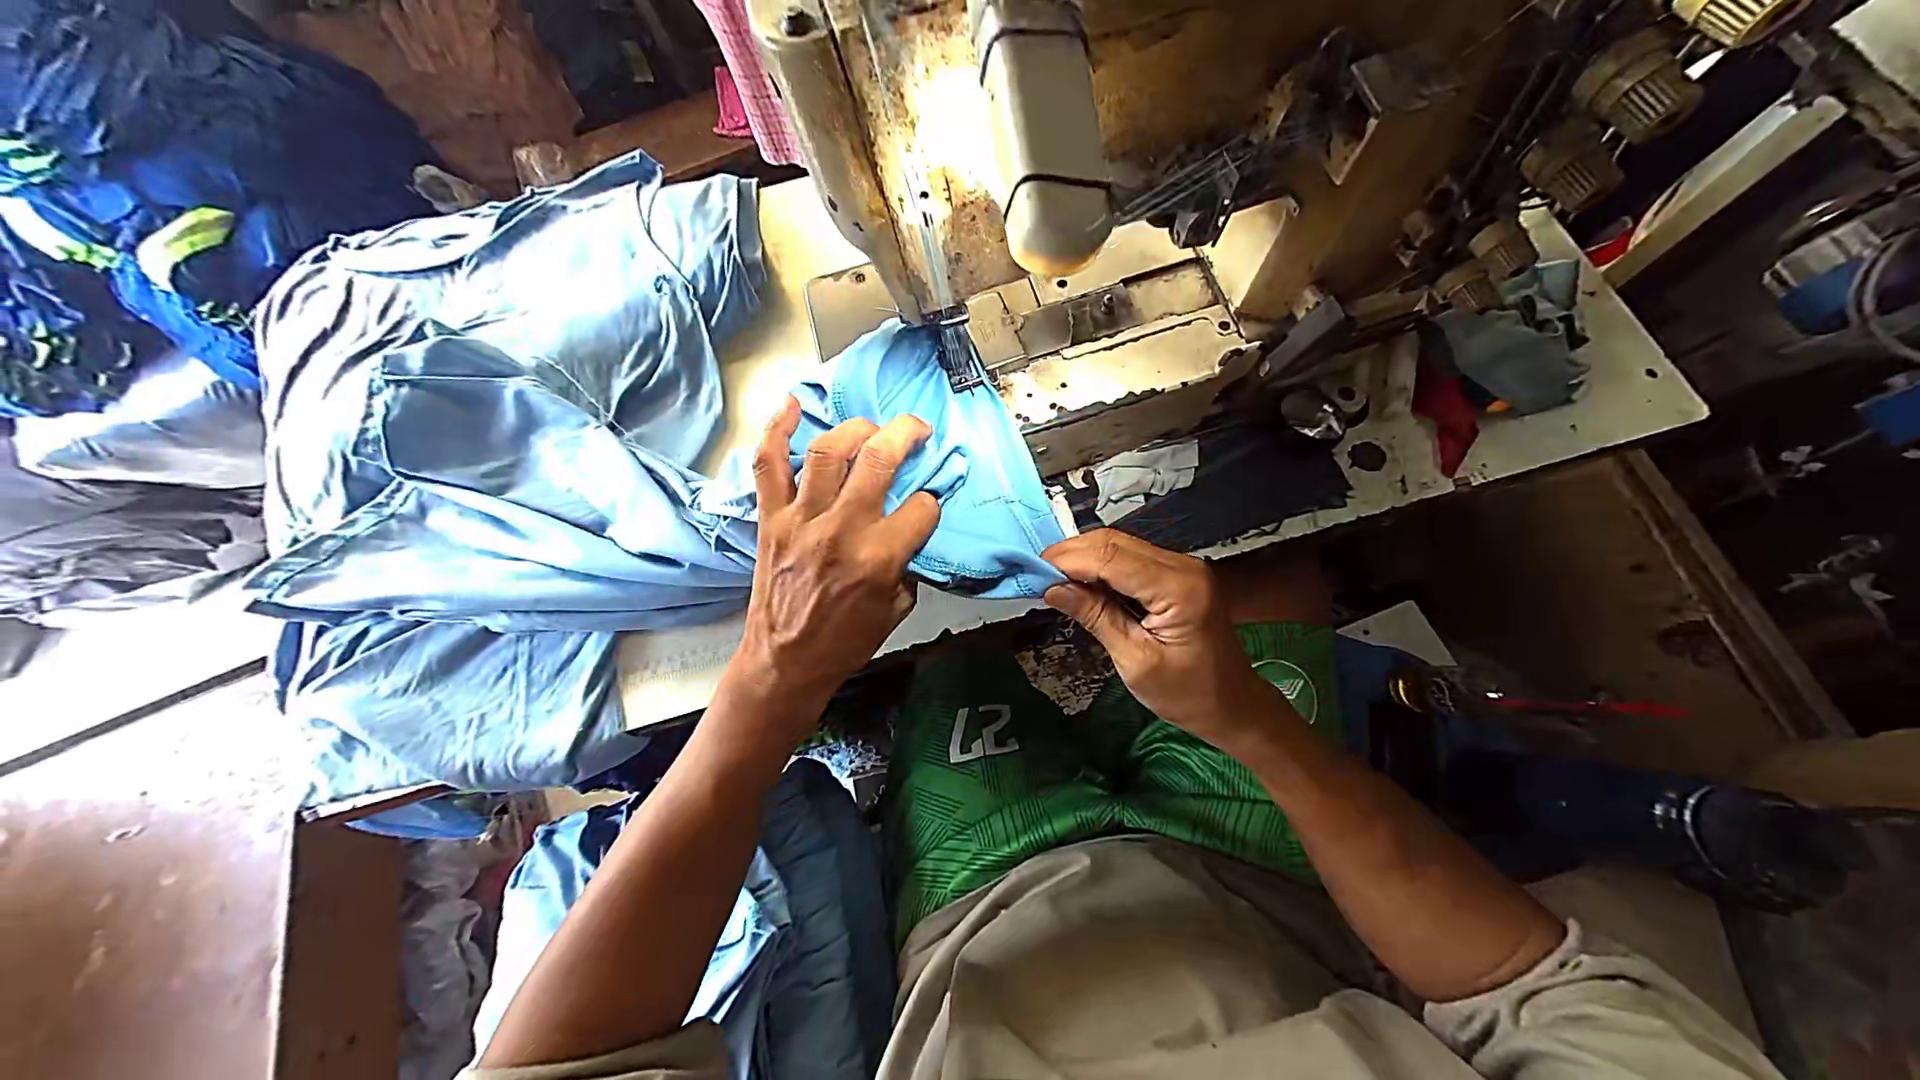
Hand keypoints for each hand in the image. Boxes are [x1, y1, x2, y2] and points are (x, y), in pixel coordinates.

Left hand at [716, 396, 941, 745]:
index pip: (921, 508)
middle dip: (907, 434)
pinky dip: (777, 430)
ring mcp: (801, 519)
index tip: (926, 508)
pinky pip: (769, 464)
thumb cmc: (843, 642)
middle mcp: (840, 529)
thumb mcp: (895, 610)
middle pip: (879, 459)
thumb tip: (912, 534)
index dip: (930, 504)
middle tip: (918, 429)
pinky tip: (791, 405)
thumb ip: (908, 566)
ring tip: (871, 427)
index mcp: (878, 558)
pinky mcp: (771, 519)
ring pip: (828, 450)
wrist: (785, 662)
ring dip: (856, 428)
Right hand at [1043, 530, 1294, 751]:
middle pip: (1114, 542)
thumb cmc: (1187, 694)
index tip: (1033, 571)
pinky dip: (1101, 567)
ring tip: (1052, 578)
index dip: (1069, 559)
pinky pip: (1131, 559)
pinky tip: (1080, 582)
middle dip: (1072, 554)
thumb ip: (1096, 617)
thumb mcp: (1135, 661)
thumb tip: (1054, 589)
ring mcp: (1182, 567)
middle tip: (1036, 574)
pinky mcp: (1177, 575)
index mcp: (1178, 588)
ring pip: (1120, 545)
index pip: (1111, 556)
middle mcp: (1182, 566)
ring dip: (1084, 558)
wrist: (1233, 705)